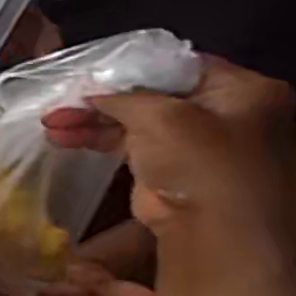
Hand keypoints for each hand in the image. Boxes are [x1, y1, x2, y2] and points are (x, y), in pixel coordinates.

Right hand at [40, 55, 295, 242]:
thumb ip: (122, 97)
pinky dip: (96, 137)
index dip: (132, 66)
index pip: (179, 65)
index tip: (87, 72)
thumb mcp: (161, 116)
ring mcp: (195, 139)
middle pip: (150, 93)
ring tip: (50, 124)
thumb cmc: (201, 164)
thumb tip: (89, 93)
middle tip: (58, 102)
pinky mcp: (169, 162)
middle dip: (100, 99)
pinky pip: (127, 140)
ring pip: (132, 118)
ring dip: (89, 120)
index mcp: (244, 90)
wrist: (212, 230)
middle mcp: (225, 110)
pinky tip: (63, 138)